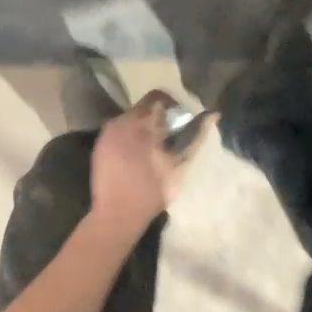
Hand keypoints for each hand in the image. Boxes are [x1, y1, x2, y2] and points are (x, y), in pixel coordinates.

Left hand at [89, 91, 213, 230]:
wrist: (117, 214)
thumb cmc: (151, 190)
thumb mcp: (178, 164)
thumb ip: (194, 136)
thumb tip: (211, 115)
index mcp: (139, 122)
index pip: (157, 97)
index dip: (172, 105)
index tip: (181, 119)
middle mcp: (119, 122)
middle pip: (142, 108)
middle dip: (157, 118)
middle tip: (170, 136)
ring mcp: (106, 134)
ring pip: (129, 121)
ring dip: (143, 128)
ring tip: (155, 147)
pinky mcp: (99, 147)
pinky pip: (118, 133)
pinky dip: (130, 138)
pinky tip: (138, 156)